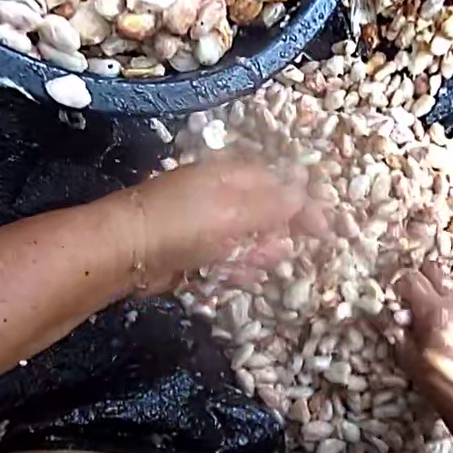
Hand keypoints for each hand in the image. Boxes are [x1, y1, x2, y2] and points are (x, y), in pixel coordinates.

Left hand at [111, 158, 316, 292]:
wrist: (127, 252)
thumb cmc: (184, 223)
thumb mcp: (233, 211)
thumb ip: (271, 206)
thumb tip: (303, 194)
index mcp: (232, 175)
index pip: (280, 184)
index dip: (304, 205)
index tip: (325, 230)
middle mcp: (222, 197)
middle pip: (265, 215)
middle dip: (277, 235)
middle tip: (280, 252)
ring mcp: (207, 225)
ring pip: (247, 241)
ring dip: (256, 255)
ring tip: (251, 266)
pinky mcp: (195, 252)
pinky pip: (226, 260)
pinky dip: (234, 269)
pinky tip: (238, 277)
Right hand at [396, 262, 452, 421]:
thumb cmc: (436, 378)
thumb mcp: (406, 355)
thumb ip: (393, 329)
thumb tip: (380, 313)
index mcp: (433, 310)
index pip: (410, 278)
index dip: (393, 284)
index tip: (384, 296)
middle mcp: (450, 303)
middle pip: (431, 268)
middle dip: (413, 276)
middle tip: (399, 294)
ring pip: (442, 280)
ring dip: (426, 285)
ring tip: (411, 304)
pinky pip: (449, 295)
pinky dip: (436, 297)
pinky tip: (426, 316)